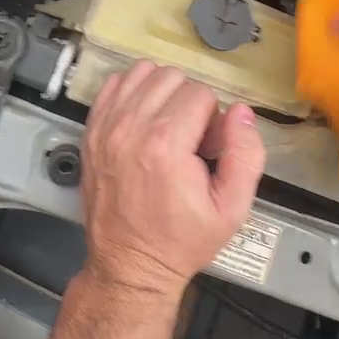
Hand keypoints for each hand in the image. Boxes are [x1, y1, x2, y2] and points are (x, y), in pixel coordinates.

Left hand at [78, 62, 266, 298]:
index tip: (207, 147)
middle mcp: (131, 128)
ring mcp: (106, 127)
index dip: (212, 118)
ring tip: (167, 124)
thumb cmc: (180, 240)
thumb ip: (246, 155)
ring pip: (143, 72)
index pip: (200, 93)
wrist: (130, 266)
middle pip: (172, 77)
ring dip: (161, 91)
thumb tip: (241, 113)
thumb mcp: (231, 209)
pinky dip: (132, 91)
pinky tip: (143, 118)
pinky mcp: (92, 130)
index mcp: (166, 145)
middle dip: (188, 101)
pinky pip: (115, 83)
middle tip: (189, 137)